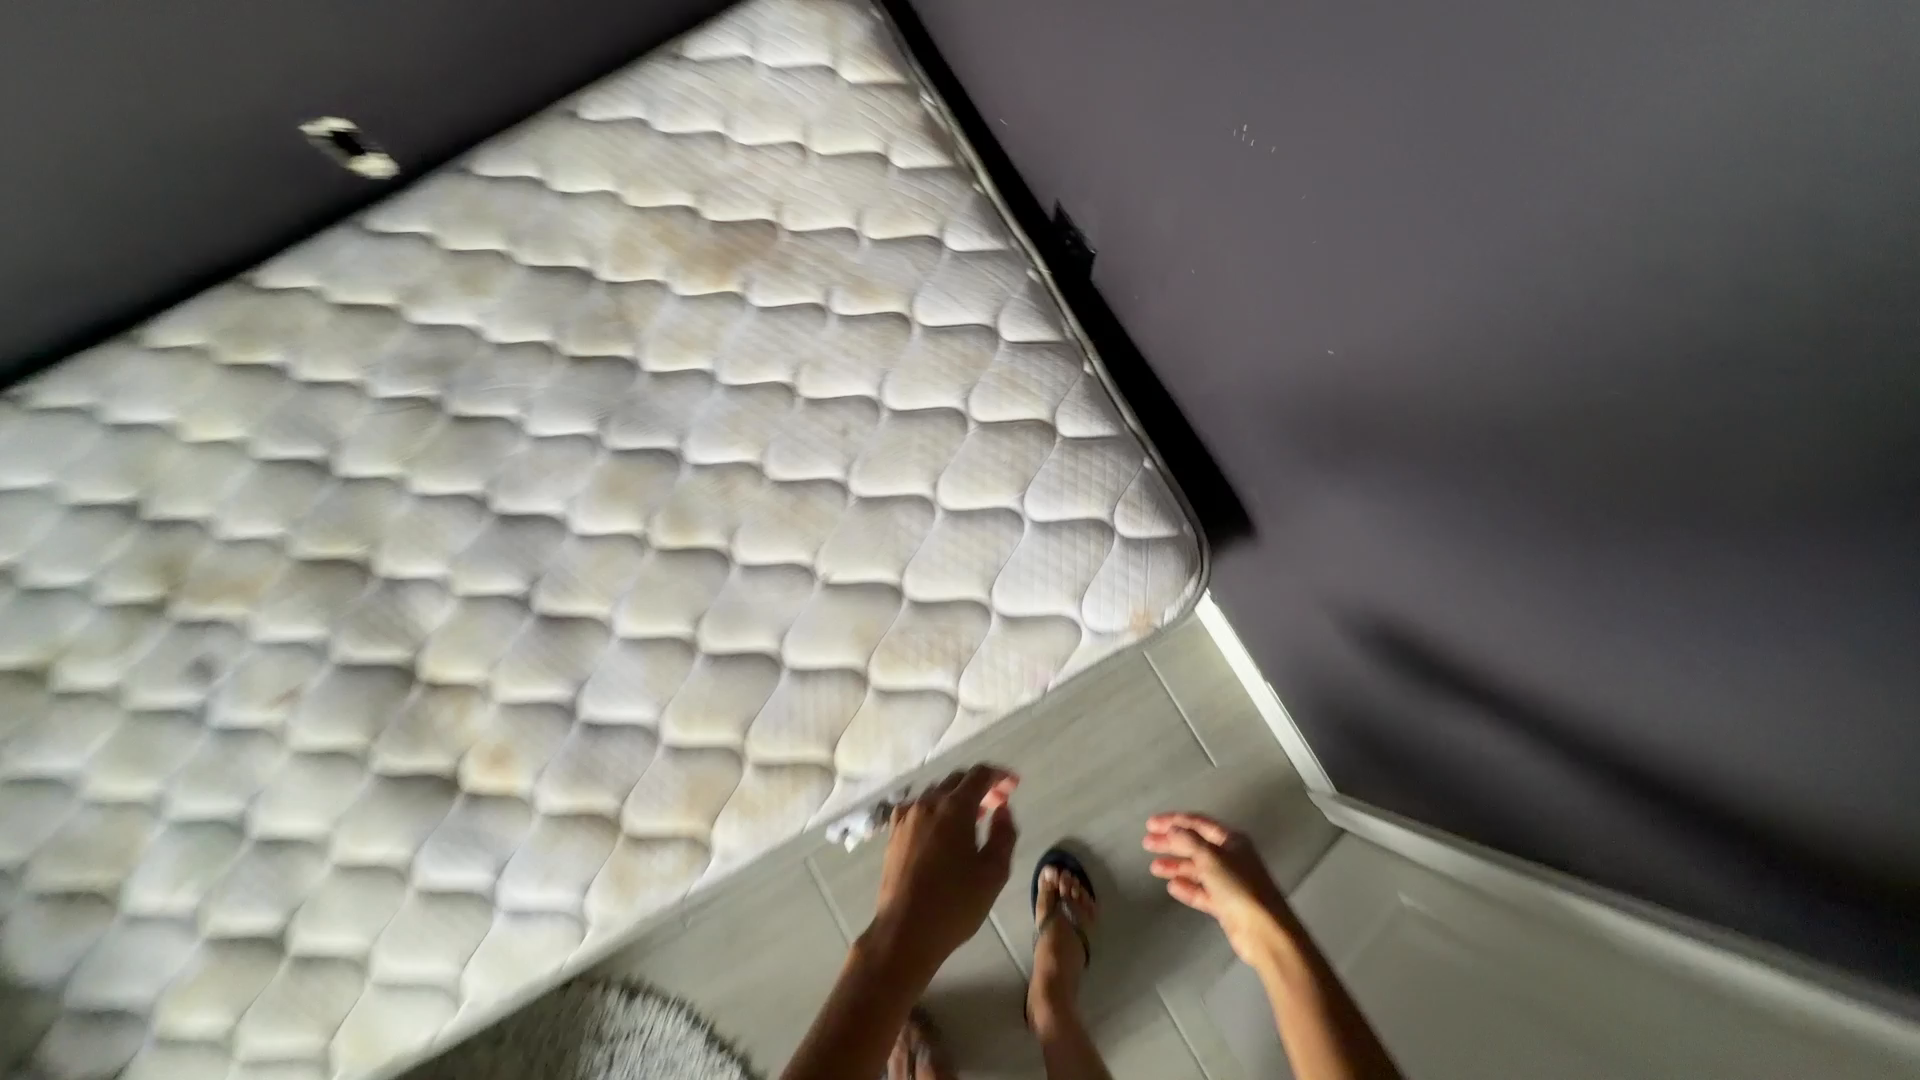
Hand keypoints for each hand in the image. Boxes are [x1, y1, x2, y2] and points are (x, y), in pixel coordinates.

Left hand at [872, 764, 1019, 967]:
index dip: (999, 776)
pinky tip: (941, 829)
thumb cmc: (956, 903)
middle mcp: (928, 804)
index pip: (979, 775)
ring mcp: (906, 818)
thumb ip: (1004, 834)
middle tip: (998, 804)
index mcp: (954, 808)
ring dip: (957, 798)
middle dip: (980, 786)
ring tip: (973, 818)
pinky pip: (917, 808)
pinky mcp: (893, 834)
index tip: (1013, 785)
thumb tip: (1002, 810)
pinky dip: (935, 810)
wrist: (906, 930)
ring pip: (936, 793)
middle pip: (956, 781)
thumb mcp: (994, 872)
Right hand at [1143, 812, 1291, 964]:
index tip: (1150, 824)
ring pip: (1197, 869)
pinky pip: (1201, 892)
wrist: (1264, 932)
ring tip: (1154, 867)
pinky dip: (1187, 888)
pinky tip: (1171, 887)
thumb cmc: (1238, 887)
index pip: (1197, 823)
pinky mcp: (1225, 905)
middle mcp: (1230, 858)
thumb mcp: (1210, 857)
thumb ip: (1188, 840)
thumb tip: (1172, 828)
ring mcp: (1228, 883)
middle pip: (1195, 845)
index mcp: (1231, 840)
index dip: (1173, 821)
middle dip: (1171, 843)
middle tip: (1146, 843)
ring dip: (1175, 866)